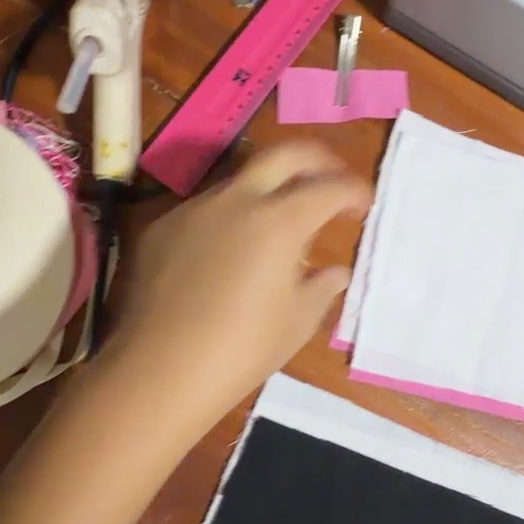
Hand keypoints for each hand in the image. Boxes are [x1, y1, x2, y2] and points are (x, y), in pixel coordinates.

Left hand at [101, 140, 371, 432]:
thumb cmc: (242, 349)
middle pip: (284, 154)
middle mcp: (237, 200)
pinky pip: (205, 210)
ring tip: (278, 223)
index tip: (364, 204)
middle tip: (331, 178)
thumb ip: (322, 287)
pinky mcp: (162, 227)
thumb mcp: (297, 323)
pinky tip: (228, 252)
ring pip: (240, 180)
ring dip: (268, 189)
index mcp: (280, 221)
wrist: (160, 369)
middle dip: (317, 159)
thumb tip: (335, 272)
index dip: (354, 191)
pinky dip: (229, 218)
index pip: (330, 187)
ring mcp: (194, 209)